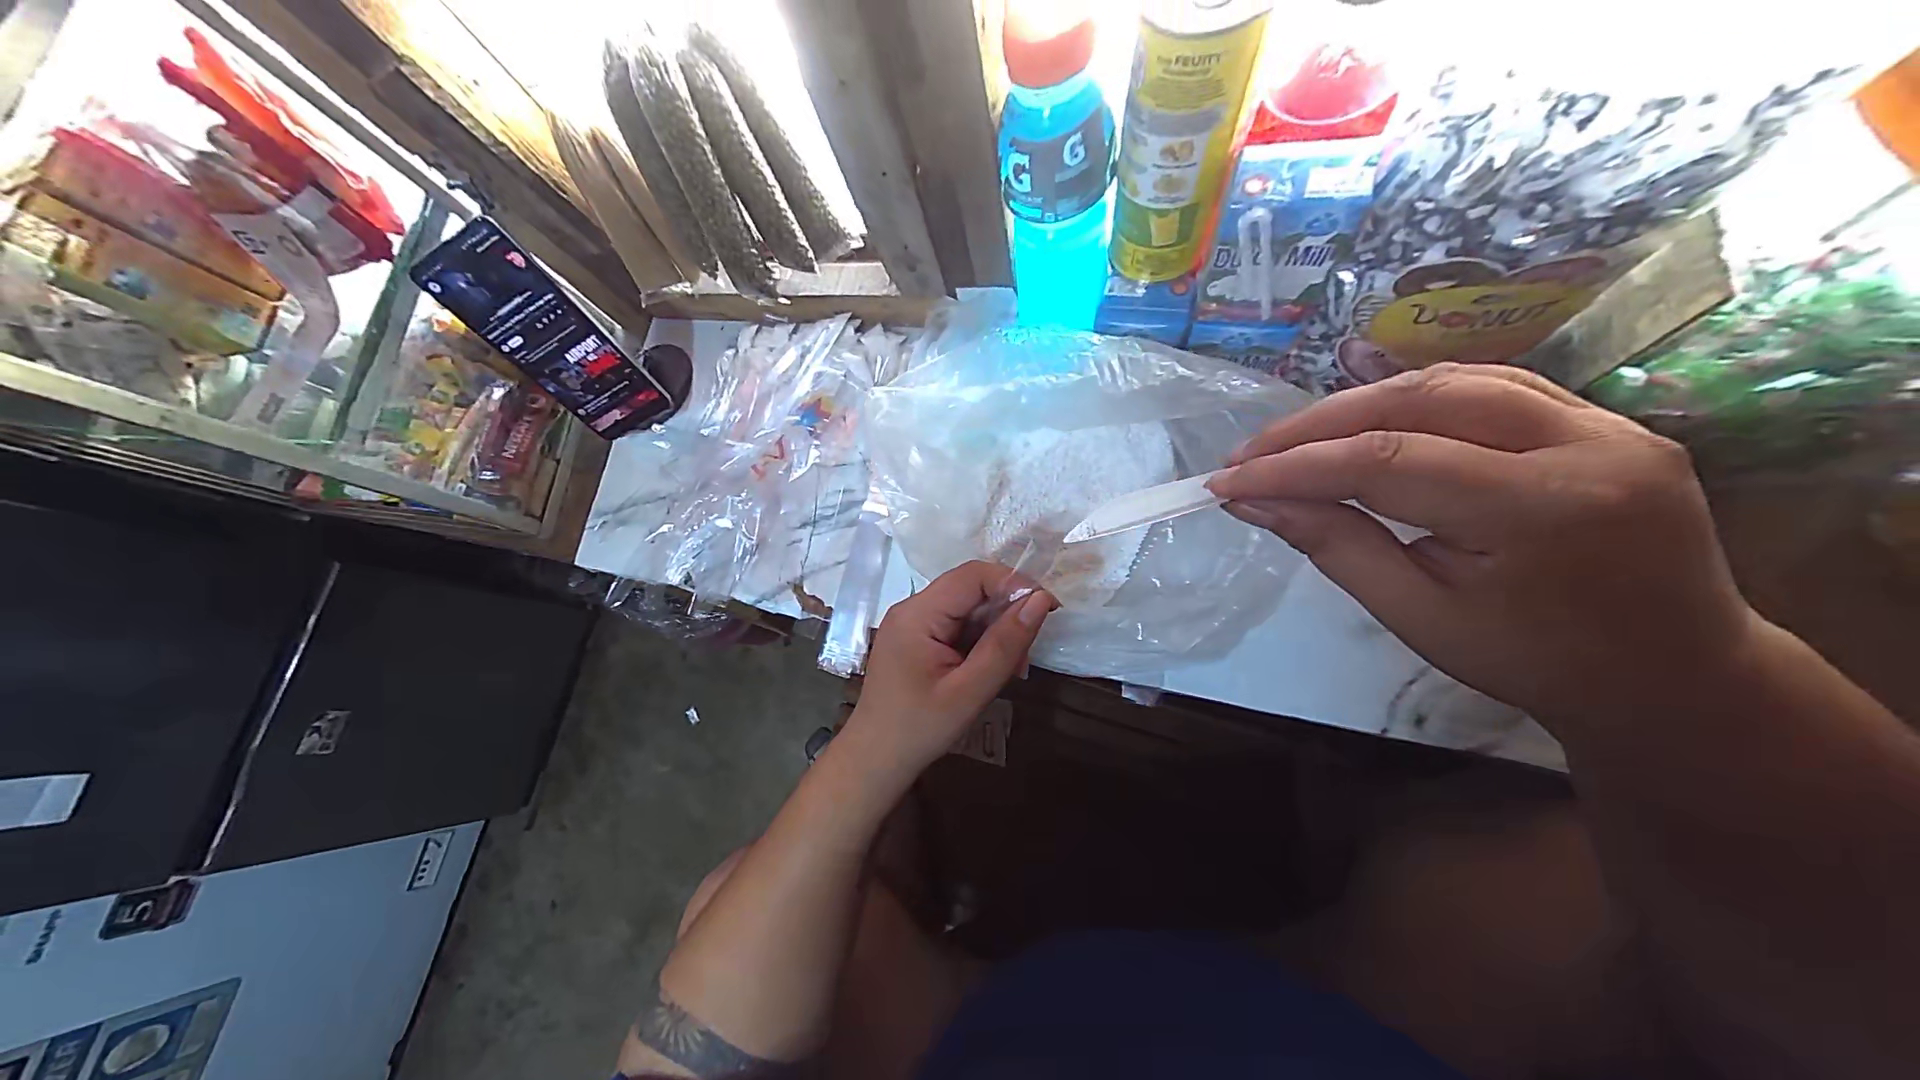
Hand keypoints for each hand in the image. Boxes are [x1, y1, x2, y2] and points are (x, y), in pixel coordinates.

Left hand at [840, 561, 1056, 778]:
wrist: (875, 761)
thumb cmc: (920, 729)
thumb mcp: (970, 690)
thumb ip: (1005, 644)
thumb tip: (1040, 601)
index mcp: (917, 614)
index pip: (972, 575)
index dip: (1014, 583)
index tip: (1046, 610)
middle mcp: (911, 608)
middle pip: (970, 589)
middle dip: (1006, 612)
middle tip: (1026, 652)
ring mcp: (912, 623)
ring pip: (967, 608)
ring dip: (996, 630)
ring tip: (1012, 667)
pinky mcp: (916, 638)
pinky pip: (956, 625)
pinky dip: (980, 641)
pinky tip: (990, 669)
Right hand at [1207, 363, 1759, 730]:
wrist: (1672, 675)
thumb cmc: (1534, 662)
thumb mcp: (1420, 616)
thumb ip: (1336, 547)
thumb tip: (1255, 502)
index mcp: (1541, 511)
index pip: (1386, 461)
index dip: (1295, 466)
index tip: (1228, 480)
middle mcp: (1586, 445)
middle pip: (1420, 399)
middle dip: (1320, 423)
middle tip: (1252, 454)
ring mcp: (1609, 423)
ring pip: (1455, 379)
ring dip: (1363, 402)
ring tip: (1299, 440)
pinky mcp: (1607, 419)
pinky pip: (1494, 386)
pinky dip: (1417, 398)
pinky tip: (1371, 421)